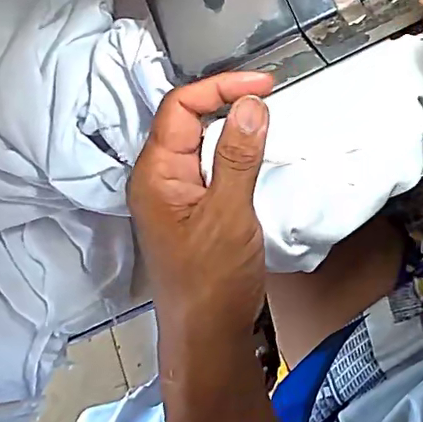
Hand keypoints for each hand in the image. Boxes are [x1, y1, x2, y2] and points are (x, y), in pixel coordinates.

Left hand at [129, 71, 275, 347]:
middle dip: (225, 100)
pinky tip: (254, 151)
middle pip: (186, 120)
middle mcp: (158, 178)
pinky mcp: (192, 208)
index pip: (179, 108)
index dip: (219, 87)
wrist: (207, 337)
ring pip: (199, 141)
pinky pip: (209, 165)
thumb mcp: (229, 214)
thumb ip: (237, 156)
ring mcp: (174, 194)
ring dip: (230, 125)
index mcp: (155, 173)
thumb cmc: (210, 283)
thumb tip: (250, 106)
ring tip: (265, 116)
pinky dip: (233, 151)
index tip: (261, 84)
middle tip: (267, 96)